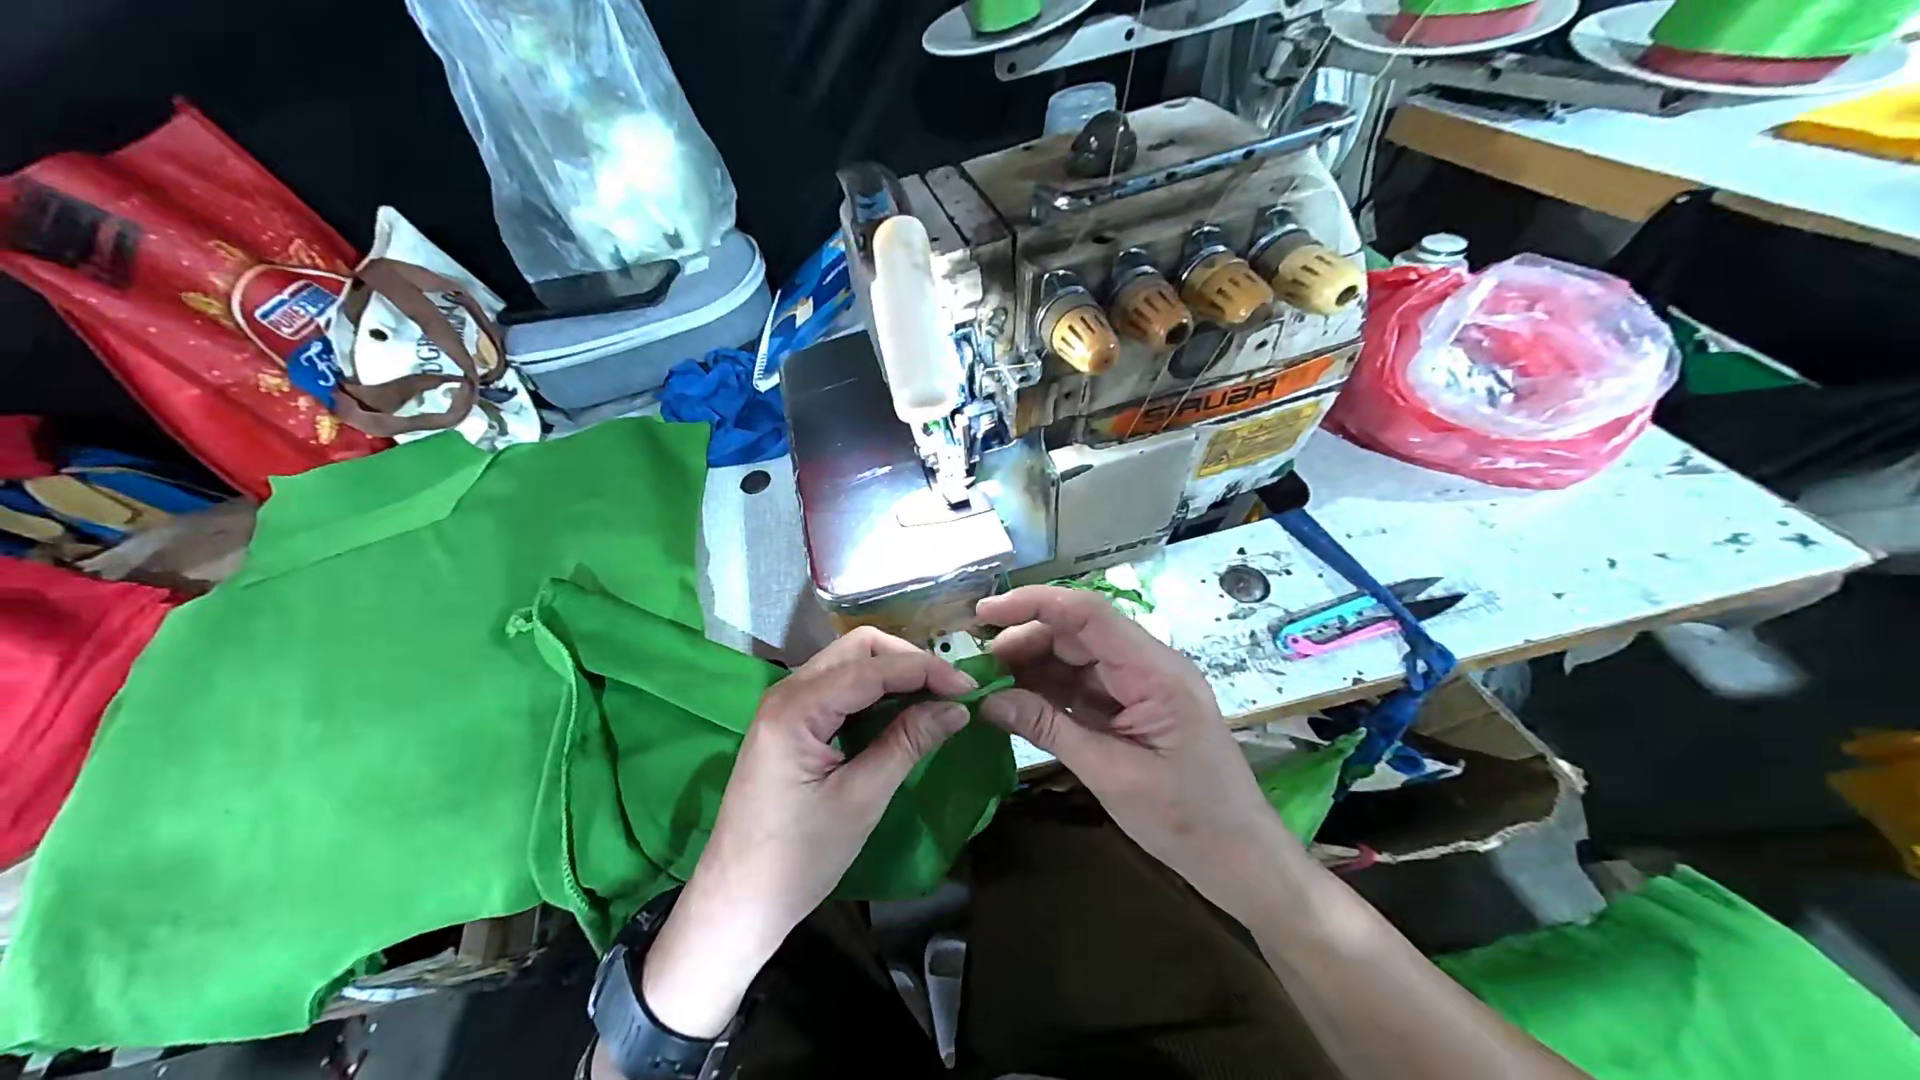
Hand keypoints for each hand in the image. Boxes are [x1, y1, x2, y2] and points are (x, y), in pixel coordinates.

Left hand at [638, 627, 975, 1037]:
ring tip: (933, 696)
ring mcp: (784, 706)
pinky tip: (899, 710)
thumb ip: (907, 743)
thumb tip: (956, 708)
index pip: (872, 668)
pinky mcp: (788, 724)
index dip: (925, 671)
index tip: (970, 688)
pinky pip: (837, 689)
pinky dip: (872, 692)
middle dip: (908, 661)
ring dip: (892, 673)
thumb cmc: (798, 858)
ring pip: (847, 664)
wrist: (736, 904)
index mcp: (796, 708)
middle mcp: (786, 692)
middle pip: (856, 649)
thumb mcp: (861, 799)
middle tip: (949, 689)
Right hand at [975, 586, 1305, 920]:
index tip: (984, 614)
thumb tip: (988, 701)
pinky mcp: (1132, 708)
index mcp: (1156, 671)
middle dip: (1024, 640)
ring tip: (987, 682)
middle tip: (976, 664)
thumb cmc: (1187, 820)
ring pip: (1076, 658)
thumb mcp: (1111, 774)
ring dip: (1031, 666)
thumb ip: (1049, 729)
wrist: (1240, 859)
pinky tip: (1014, 700)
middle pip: (1078, 633)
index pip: (1088, 614)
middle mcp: (1148, 666)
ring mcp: (1140, 686)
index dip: (1033, 604)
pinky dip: (1047, 692)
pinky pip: (1083, 686)